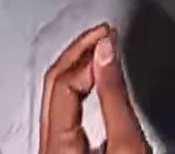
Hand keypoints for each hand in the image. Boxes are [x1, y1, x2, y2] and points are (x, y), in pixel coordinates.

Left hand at [39, 24, 147, 153]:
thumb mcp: (126, 142)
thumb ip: (114, 94)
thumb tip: (106, 47)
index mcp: (56, 147)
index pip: (63, 82)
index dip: (88, 54)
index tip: (110, 36)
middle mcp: (48, 148)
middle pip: (54, 84)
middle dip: (80, 52)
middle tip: (104, 32)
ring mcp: (54, 151)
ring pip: (57, 94)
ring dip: (81, 65)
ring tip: (104, 47)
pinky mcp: (66, 153)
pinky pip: (65, 107)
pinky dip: (82, 82)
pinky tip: (98, 74)